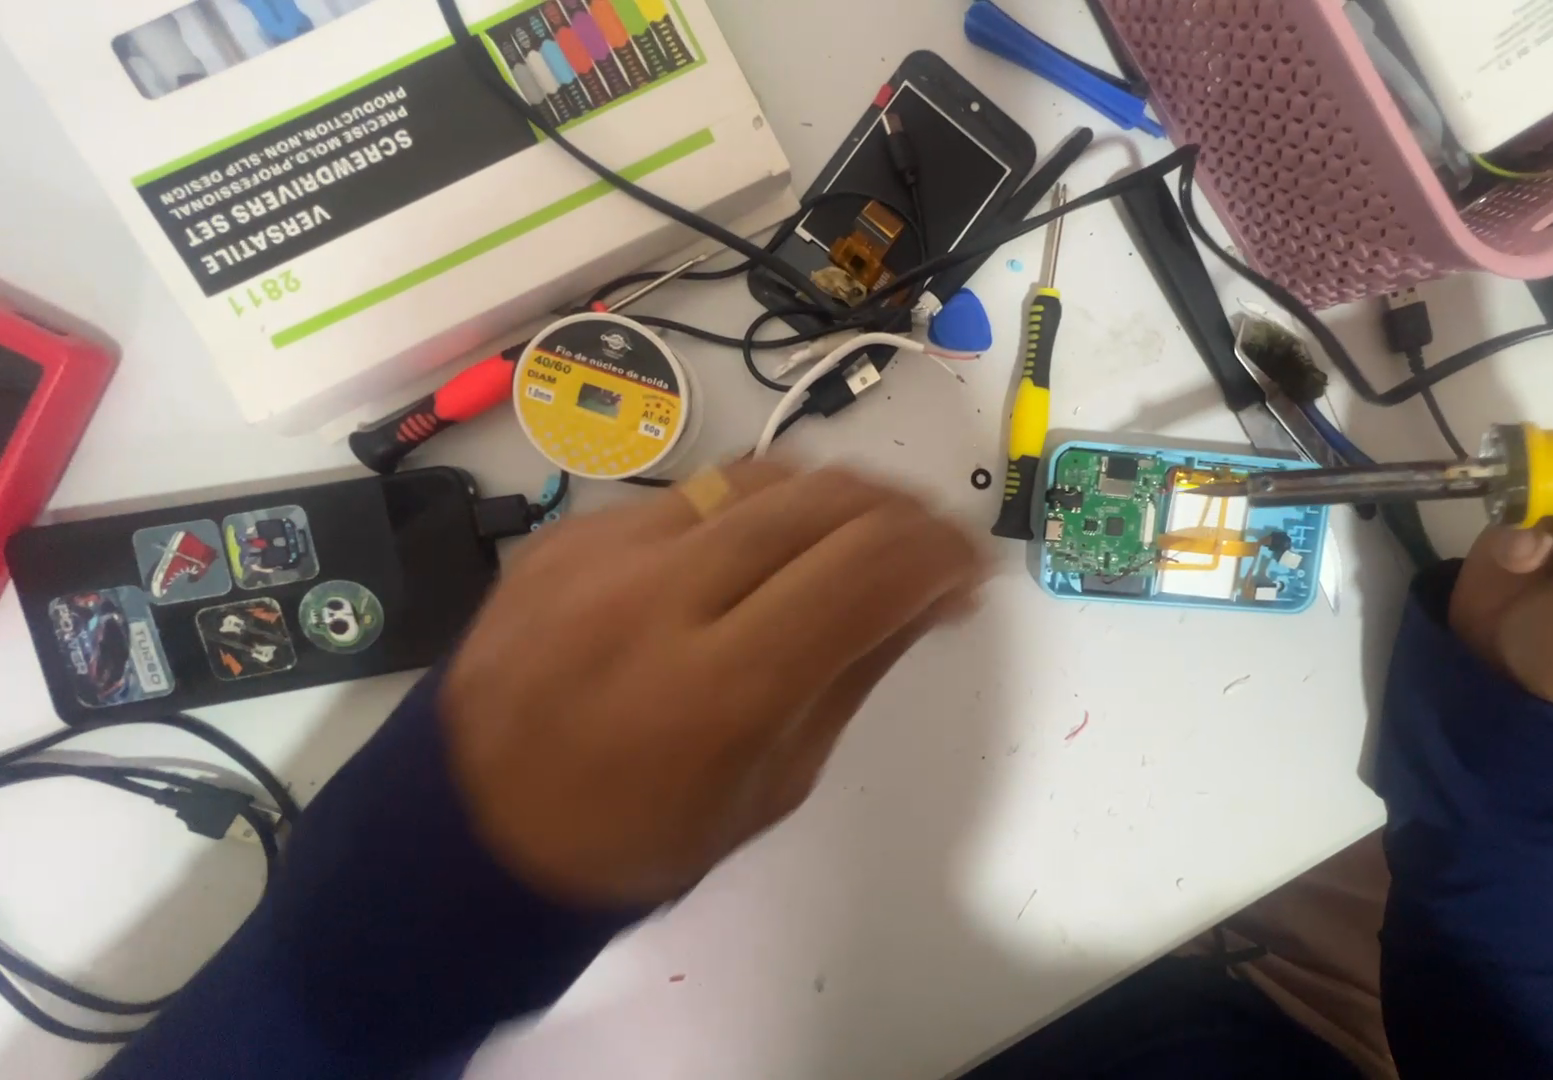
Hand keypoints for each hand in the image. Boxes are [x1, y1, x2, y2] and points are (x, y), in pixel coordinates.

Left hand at [440, 463, 984, 907]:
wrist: (470, 831)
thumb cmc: (644, 836)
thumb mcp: (778, 778)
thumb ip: (858, 668)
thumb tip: (931, 593)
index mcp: (722, 687)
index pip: (868, 568)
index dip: (941, 553)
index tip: (967, 569)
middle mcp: (661, 596)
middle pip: (825, 500)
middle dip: (905, 511)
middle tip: (930, 544)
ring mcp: (606, 550)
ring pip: (767, 476)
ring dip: (841, 496)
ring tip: (864, 533)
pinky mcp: (572, 531)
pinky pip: (700, 492)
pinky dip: (762, 509)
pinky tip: (769, 546)